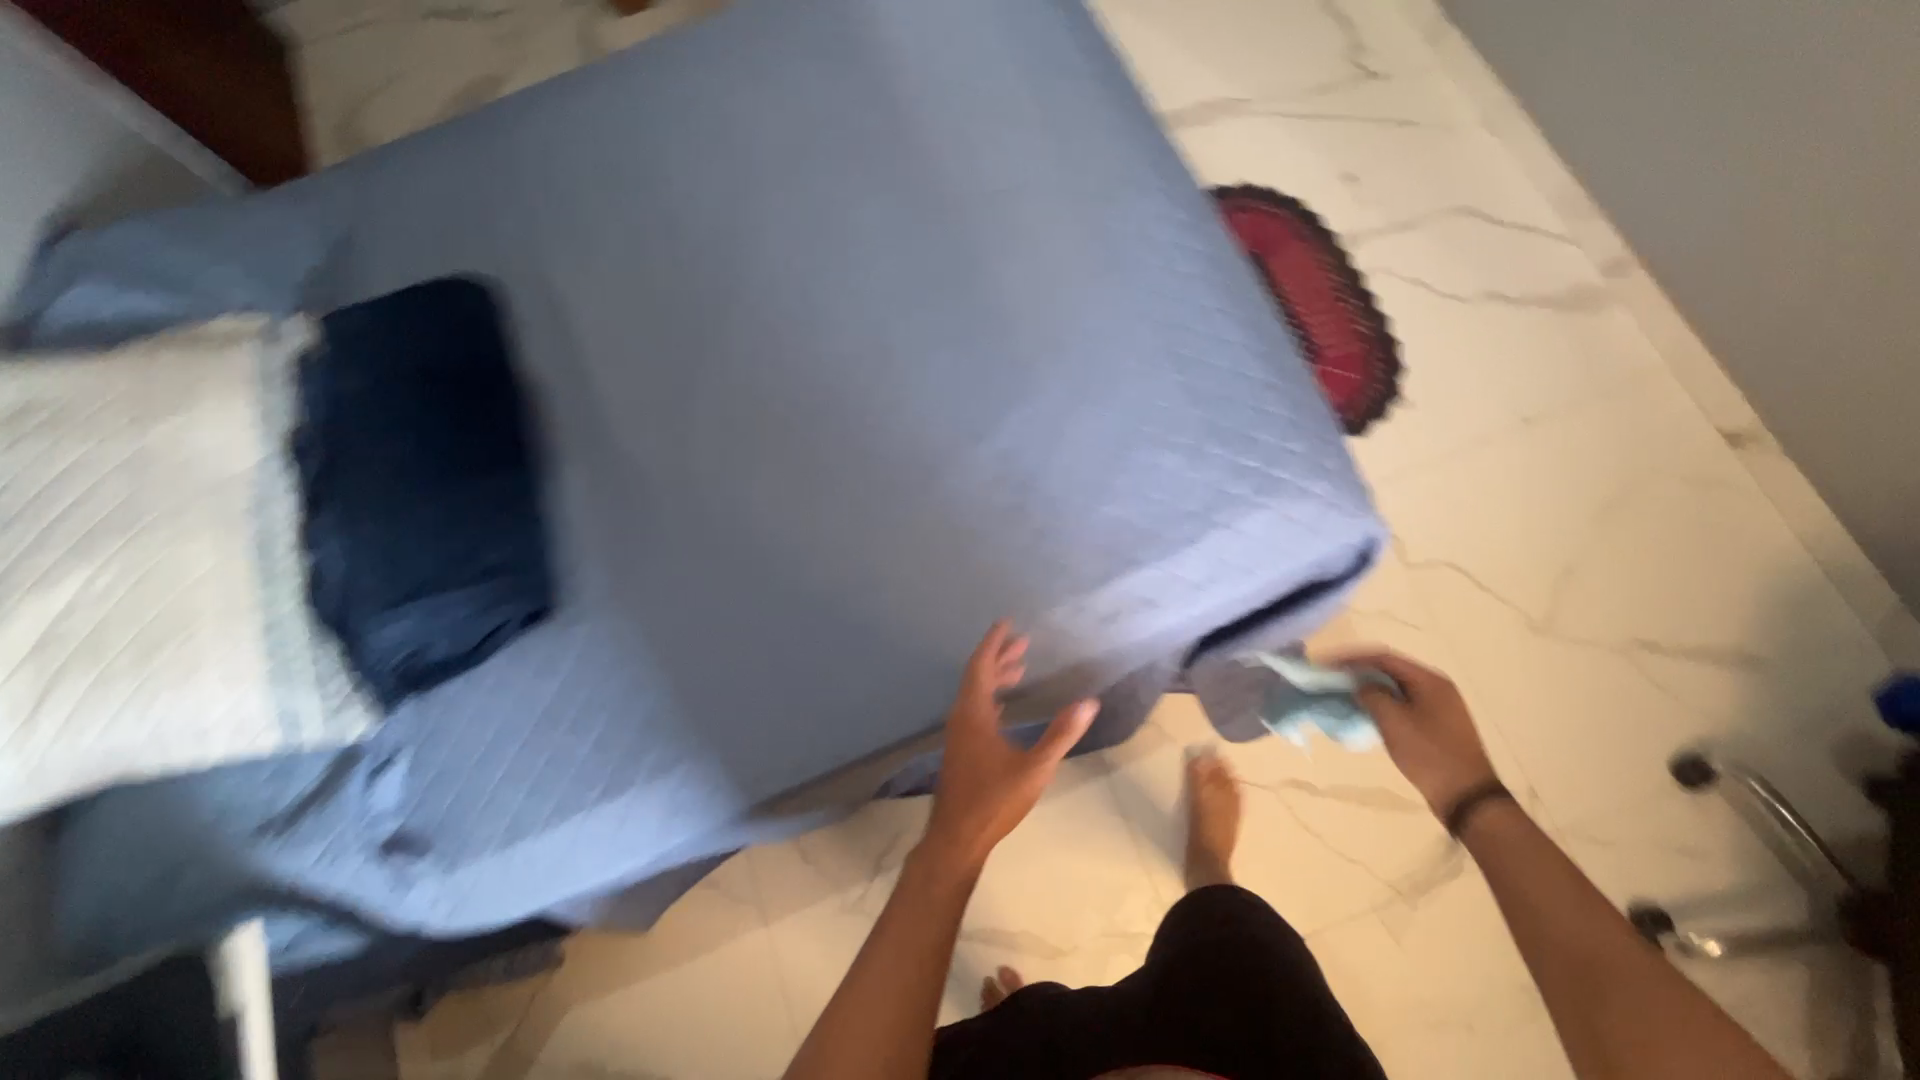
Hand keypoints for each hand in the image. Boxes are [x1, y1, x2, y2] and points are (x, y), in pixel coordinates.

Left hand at [923, 621, 1099, 869]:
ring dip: (996, 677)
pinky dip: (991, 698)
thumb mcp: (1035, 768)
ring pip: (975, 694)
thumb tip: (1089, 702)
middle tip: (1023, 642)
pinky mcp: (961, 749)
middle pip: (977, 676)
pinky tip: (1005, 707)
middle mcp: (962, 717)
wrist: (957, 836)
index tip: (1007, 623)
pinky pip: (975, 710)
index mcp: (974, 714)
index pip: (981, 666)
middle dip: (999, 656)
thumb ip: (1061, 734)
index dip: (994, 643)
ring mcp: (959, 734)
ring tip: (1020, 667)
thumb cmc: (994, 800)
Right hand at [1331, 649, 1496, 819]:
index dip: (1351, 658)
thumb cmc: (1429, 755)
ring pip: (1396, 687)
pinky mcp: (1437, 723)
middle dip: (1359, 671)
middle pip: (1390, 669)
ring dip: (1369, 687)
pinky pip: (1404, 702)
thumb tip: (1359, 684)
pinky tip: (1366, 711)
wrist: (1467, 796)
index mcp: (1429, 680)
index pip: (1383, 658)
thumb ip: (1372, 696)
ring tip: (1343, 693)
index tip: (1325, 664)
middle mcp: (1437, 686)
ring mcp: (1439, 706)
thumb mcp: (1394, 722)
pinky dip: (1382, 702)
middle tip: (1331, 677)